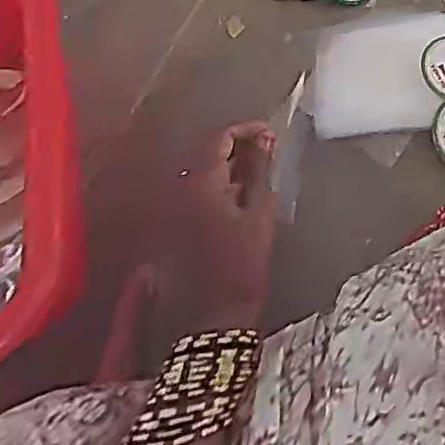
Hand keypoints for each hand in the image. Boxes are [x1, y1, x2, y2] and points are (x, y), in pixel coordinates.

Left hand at [164, 121, 279, 329]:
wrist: (214, 316)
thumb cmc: (243, 263)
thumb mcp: (261, 214)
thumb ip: (261, 173)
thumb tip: (265, 142)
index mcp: (200, 185)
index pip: (218, 139)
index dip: (245, 128)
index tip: (270, 129)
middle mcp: (179, 193)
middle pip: (207, 154)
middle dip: (239, 144)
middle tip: (270, 145)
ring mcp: (174, 212)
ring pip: (204, 174)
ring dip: (231, 165)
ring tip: (262, 166)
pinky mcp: (177, 228)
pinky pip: (200, 194)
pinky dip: (222, 185)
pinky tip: (245, 192)